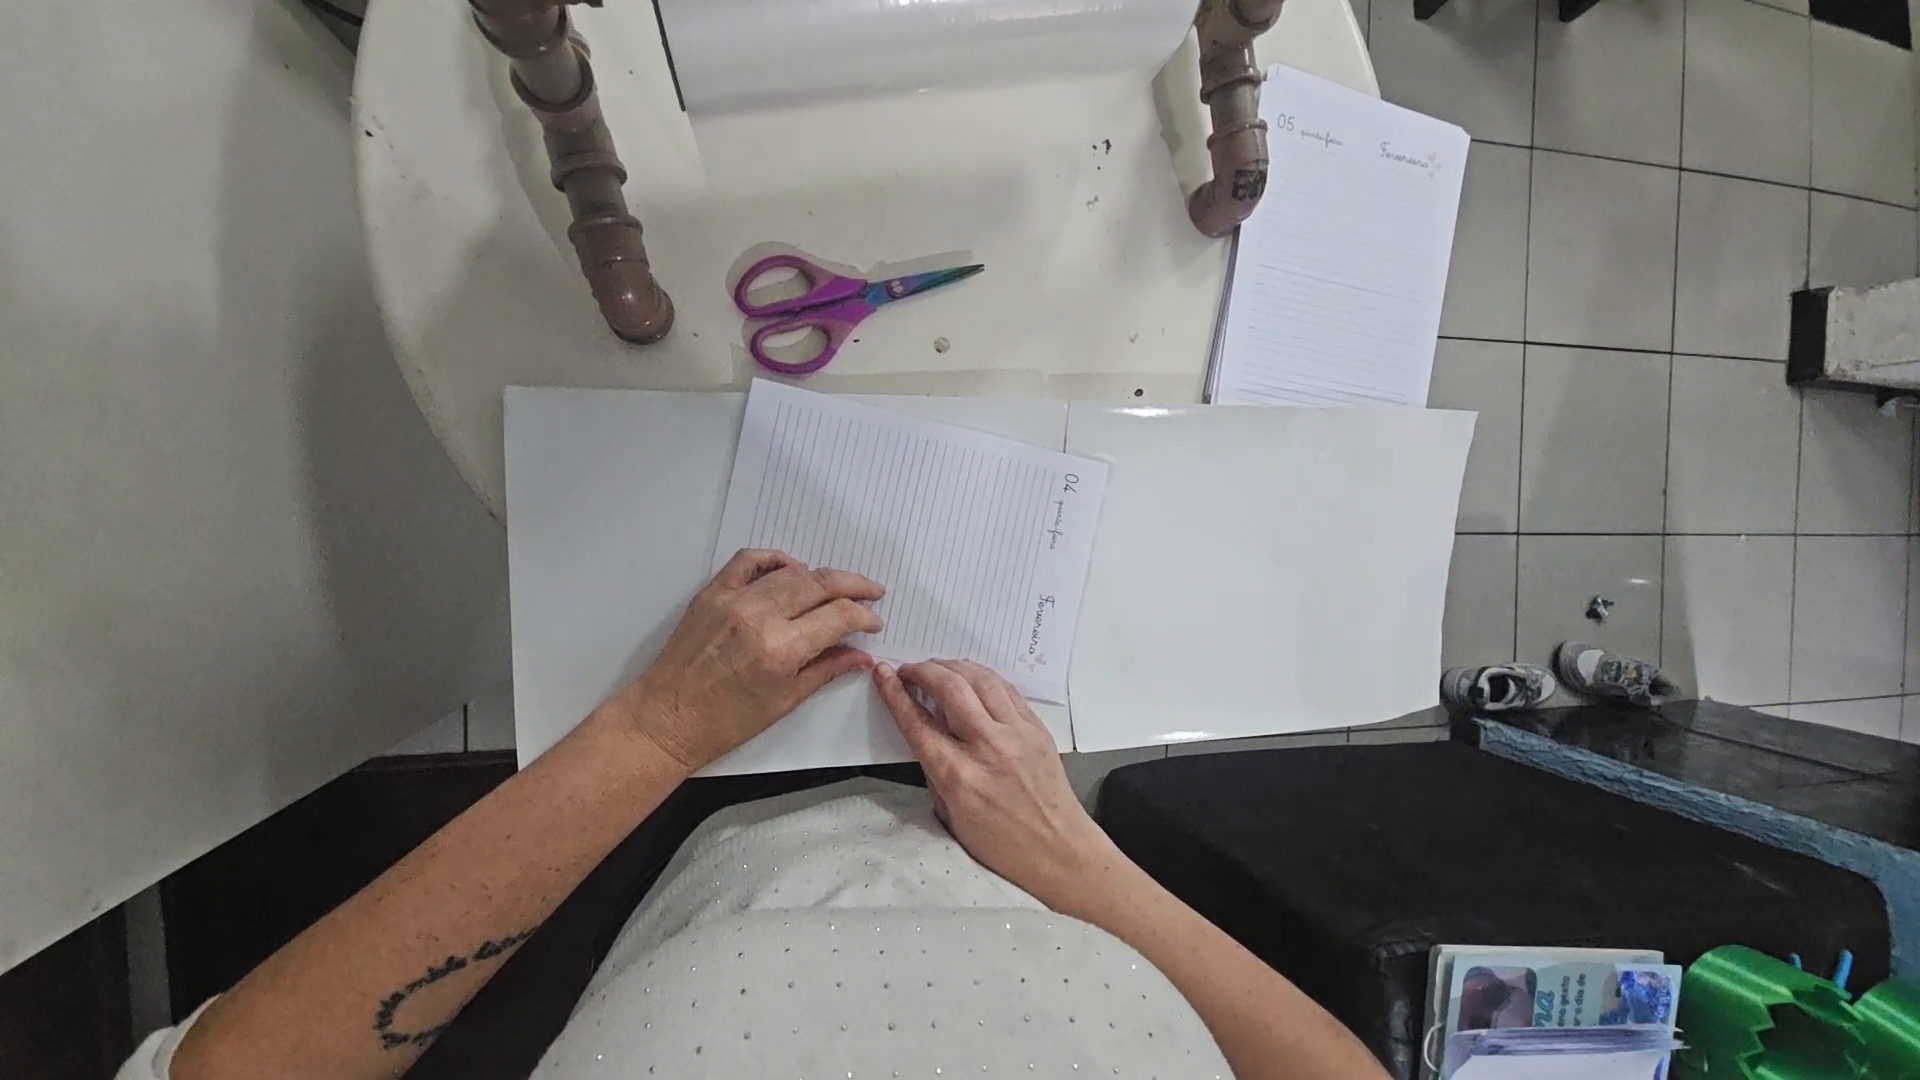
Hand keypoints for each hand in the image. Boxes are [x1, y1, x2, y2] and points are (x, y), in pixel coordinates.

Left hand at [608, 549, 883, 771]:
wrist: (668, 719)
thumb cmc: (727, 721)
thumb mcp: (786, 701)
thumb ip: (827, 669)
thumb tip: (861, 655)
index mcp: (782, 650)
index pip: (839, 616)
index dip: (864, 615)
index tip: (874, 620)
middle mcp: (760, 618)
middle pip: (821, 584)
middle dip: (854, 586)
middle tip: (871, 592)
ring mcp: (734, 601)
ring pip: (792, 572)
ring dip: (821, 575)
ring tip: (836, 586)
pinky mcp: (712, 593)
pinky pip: (750, 560)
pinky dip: (776, 559)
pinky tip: (792, 569)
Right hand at [873, 659, 1117, 909]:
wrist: (1058, 850)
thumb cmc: (1001, 843)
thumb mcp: (950, 814)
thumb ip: (934, 768)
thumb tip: (922, 726)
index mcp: (959, 777)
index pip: (918, 722)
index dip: (895, 693)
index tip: (884, 674)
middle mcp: (988, 748)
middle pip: (949, 687)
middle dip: (922, 670)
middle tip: (909, 670)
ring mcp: (1016, 733)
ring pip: (979, 678)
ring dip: (952, 666)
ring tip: (937, 668)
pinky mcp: (1036, 728)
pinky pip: (1005, 688)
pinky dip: (982, 676)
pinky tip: (970, 676)